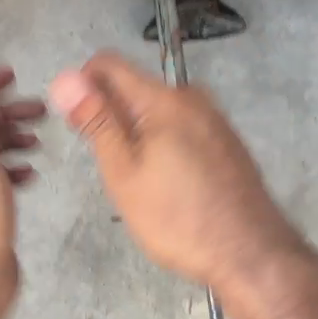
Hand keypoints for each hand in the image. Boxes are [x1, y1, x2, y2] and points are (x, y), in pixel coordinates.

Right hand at [49, 50, 302, 289]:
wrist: (251, 254)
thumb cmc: (178, 219)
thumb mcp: (124, 173)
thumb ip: (96, 121)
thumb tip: (66, 77)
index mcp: (163, 99)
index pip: (107, 63)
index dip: (83, 87)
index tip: (81, 126)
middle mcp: (192, 97)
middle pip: (135, 88)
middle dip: (114, 118)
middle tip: (116, 169)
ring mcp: (215, 118)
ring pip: (158, 111)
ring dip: (140, 135)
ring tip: (146, 184)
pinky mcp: (227, 141)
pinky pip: (183, 128)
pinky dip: (166, 146)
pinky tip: (173, 187)